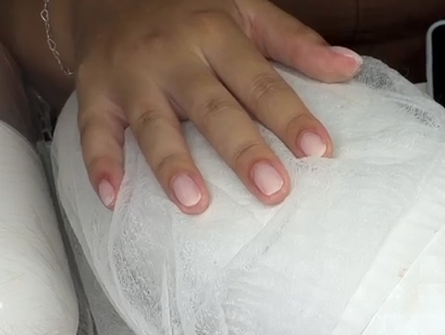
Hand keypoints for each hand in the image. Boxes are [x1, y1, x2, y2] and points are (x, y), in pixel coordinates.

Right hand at [67, 0, 360, 211]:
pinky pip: (93, 129)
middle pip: (212, 108)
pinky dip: (99, 164)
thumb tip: (351, 66)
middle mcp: (173, 55)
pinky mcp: (95, 91)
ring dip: (172, 165)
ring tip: (195, 204)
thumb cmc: (192, 9)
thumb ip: (296, 44)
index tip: (319, 150)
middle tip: (273, 190)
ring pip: (153, 123)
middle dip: (242, 150)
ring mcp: (132, 75)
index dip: (290, 116)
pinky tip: (112, 199)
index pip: (260, 81)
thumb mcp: (245, 11)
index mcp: (215, 34)